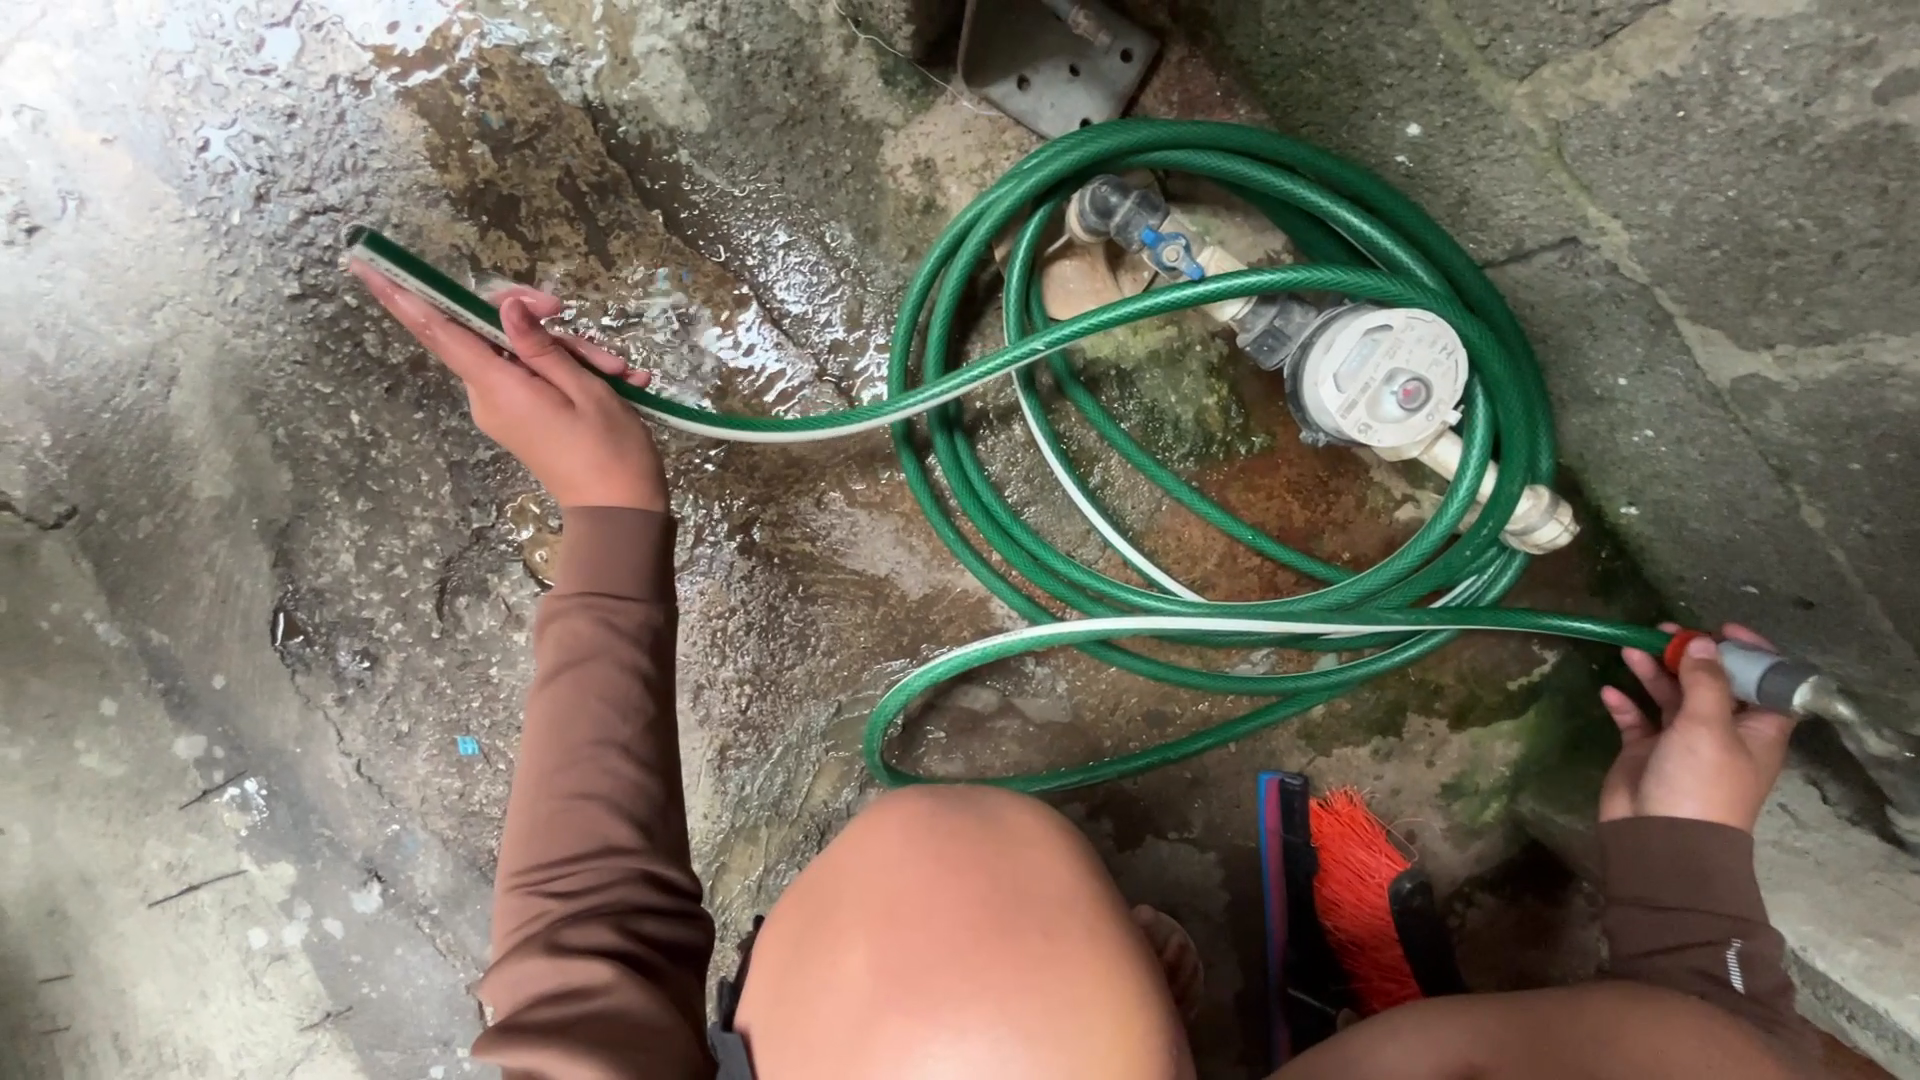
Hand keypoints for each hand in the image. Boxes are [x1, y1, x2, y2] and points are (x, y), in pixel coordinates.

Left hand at [349, 261, 666, 511]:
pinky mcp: (525, 420)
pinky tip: (624, 383)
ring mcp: (506, 411)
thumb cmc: (610, 451)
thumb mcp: (586, 390)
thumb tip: (507, 308)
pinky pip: (539, 380)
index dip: (403, 296)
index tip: (362, 263)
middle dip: (552, 331)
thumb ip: (542, 347)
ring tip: (624, 374)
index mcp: (499, 388)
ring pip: (528, 357)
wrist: (621, 514)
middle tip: (601, 346)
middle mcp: (490, 398)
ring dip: (578, 358)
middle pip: (499, 337)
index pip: (439, 332)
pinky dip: (578, 377)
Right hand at [1598, 622, 1797, 832]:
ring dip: (1652, 672)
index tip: (1720, 628)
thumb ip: (1705, 681)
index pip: (1763, 684)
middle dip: (1688, 656)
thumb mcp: (1707, 726)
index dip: (1748, 656)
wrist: (1662, 832)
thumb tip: (1704, 642)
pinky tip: (1609, 691)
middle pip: (1708, 684)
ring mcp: (1680, 740)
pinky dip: (1624, 703)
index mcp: (1755, 729)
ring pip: (1669, 696)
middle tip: (1660, 631)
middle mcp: (1720, 731)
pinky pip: (1635, 718)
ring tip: (1629, 648)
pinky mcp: (1645, 750)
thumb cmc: (1700, 779)